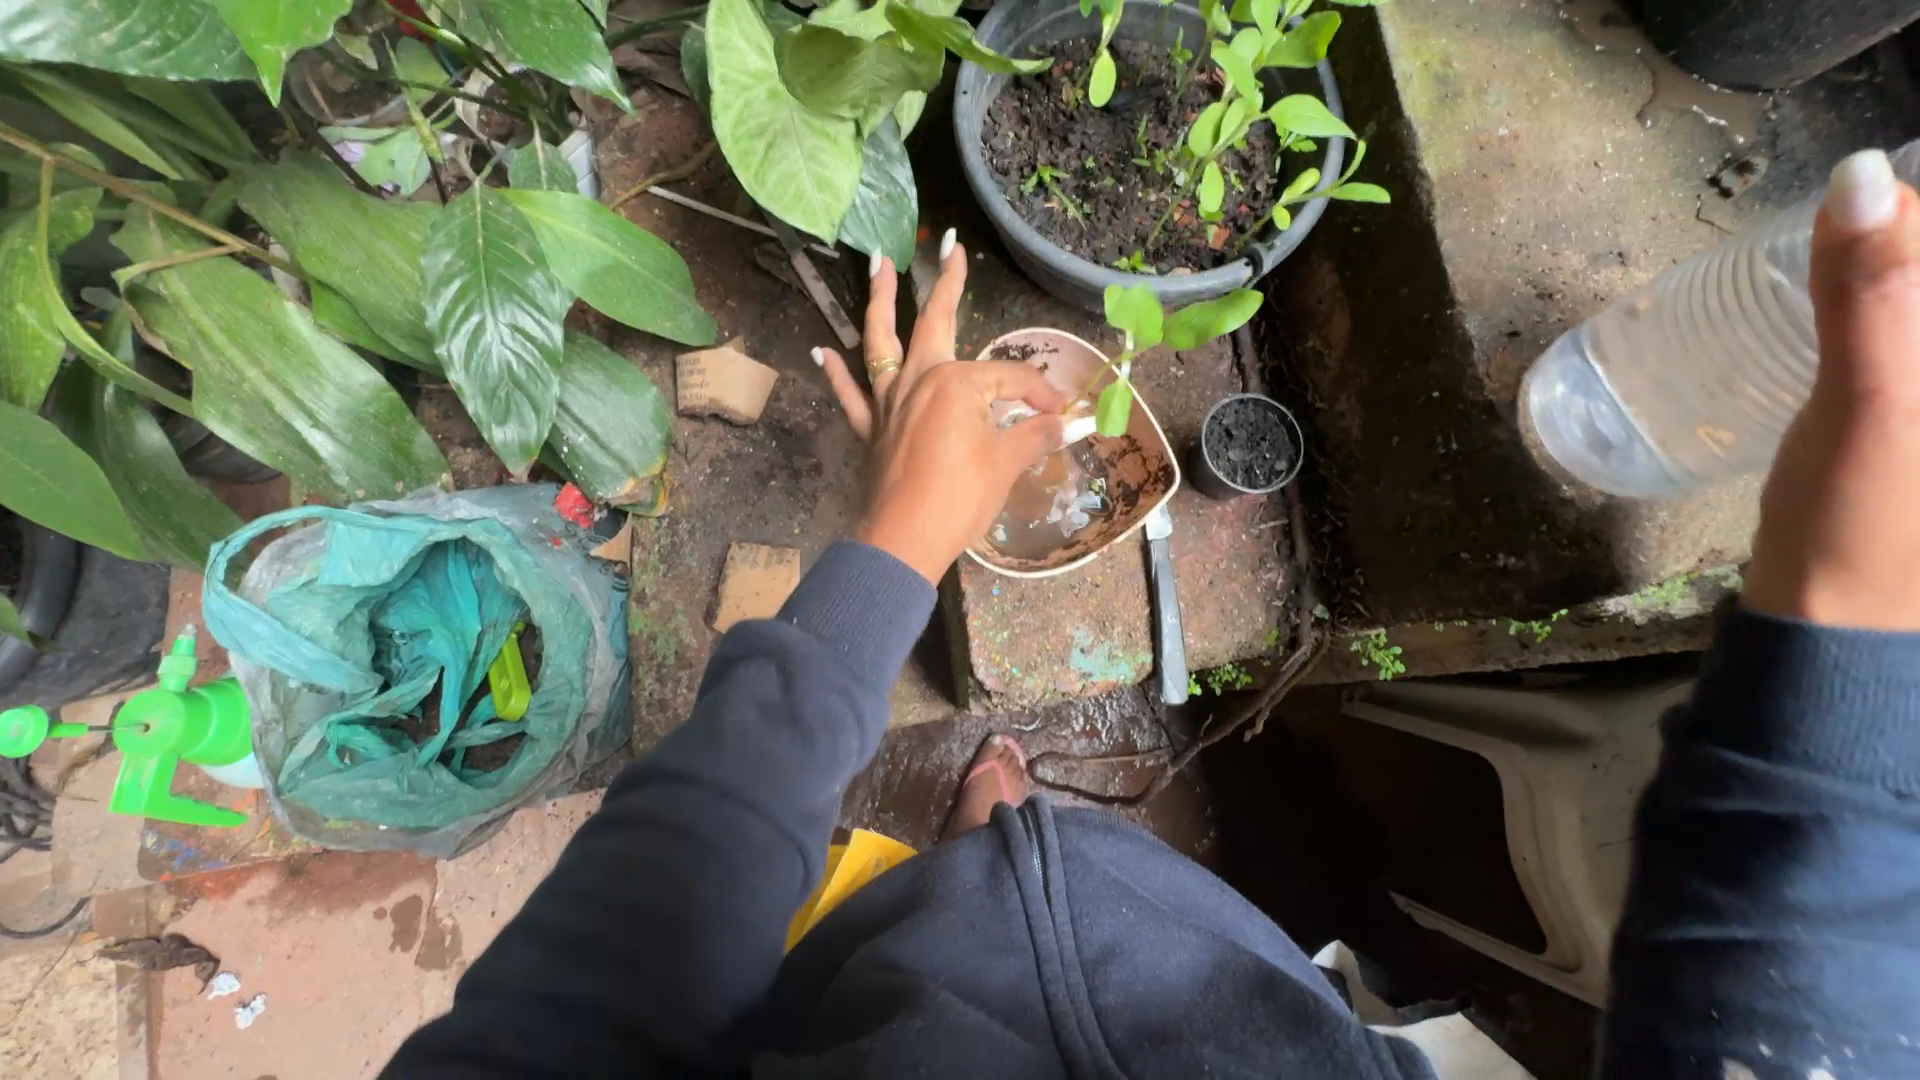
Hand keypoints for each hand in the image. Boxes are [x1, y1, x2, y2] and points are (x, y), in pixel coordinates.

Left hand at [814, 232, 1065, 583]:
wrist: (905, 541)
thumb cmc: (960, 500)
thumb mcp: (1006, 466)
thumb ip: (1033, 437)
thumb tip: (1062, 425)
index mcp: (959, 383)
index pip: (1010, 380)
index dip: (1039, 396)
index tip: (1059, 416)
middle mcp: (920, 379)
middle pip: (936, 323)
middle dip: (948, 284)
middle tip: (951, 247)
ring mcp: (889, 402)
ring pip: (881, 342)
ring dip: (878, 301)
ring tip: (876, 263)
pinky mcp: (870, 429)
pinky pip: (851, 396)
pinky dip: (838, 374)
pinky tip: (823, 351)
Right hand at [1745, 149, 1919, 628]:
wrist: (1841, 623)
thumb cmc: (1862, 521)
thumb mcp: (1869, 402)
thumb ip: (1871, 295)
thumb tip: (1861, 175)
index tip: (1893, 203)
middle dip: (1916, 249)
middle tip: (1873, 225)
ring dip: (1903, 284)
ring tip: (1867, 257)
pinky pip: (1910, 352)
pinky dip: (1896, 322)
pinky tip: (1867, 319)